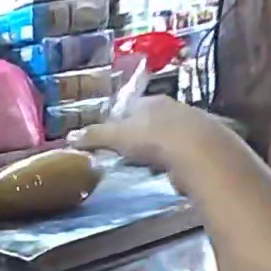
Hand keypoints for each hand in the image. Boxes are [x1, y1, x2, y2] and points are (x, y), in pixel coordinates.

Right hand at [69, 95, 242, 173]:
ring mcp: (189, 123)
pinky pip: (177, 149)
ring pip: (164, 133)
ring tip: (141, 164)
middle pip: (147, 119)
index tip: (107, 139)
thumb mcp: (116, 137)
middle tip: (122, 153)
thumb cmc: (153, 140)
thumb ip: (94, 136)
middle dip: (135, 134)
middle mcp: (172, 106)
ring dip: (153, 147)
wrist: (198, 152)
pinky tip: (163, 168)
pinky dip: (168, 157)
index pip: (128, 107)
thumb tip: (69, 136)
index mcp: (150, 101)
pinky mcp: (202, 143)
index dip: (116, 122)